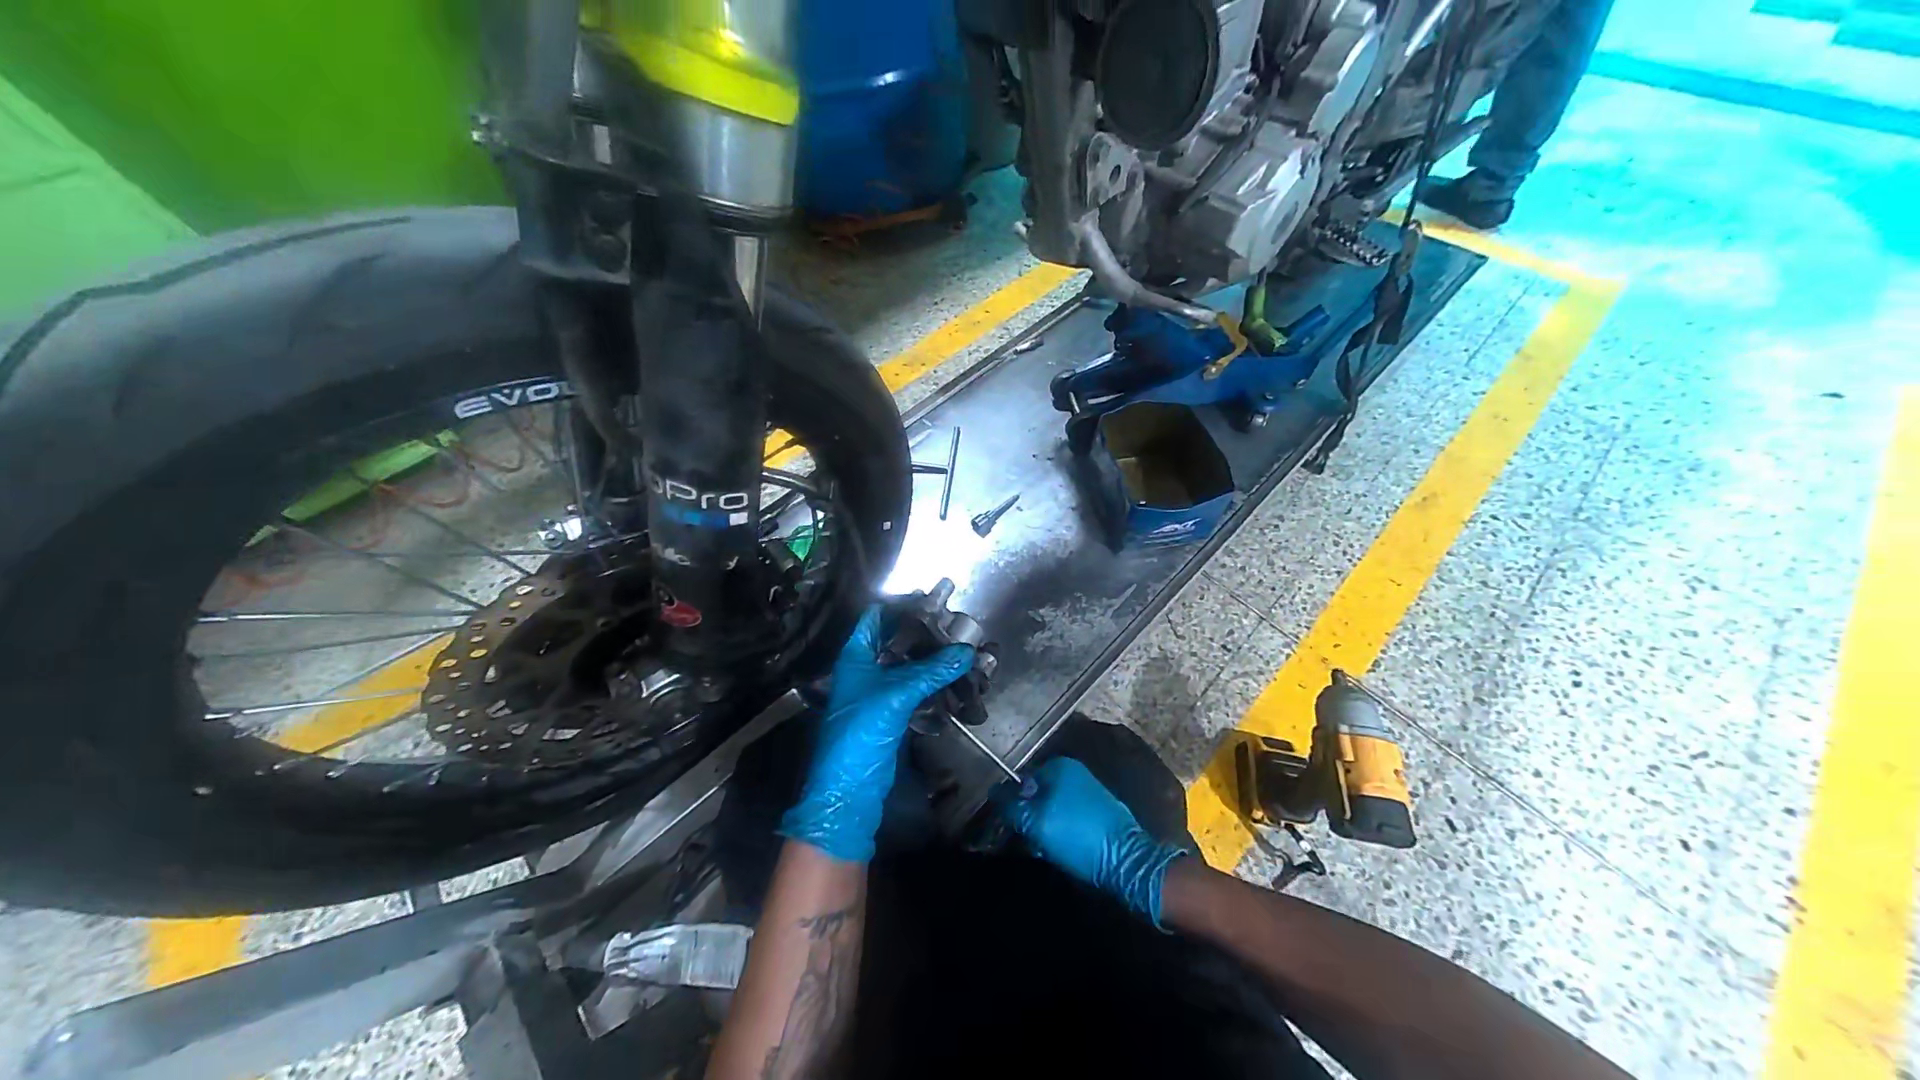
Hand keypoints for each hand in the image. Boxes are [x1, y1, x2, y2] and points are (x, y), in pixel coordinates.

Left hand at [778, 606, 973, 861]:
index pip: (876, 617)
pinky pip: (917, 691)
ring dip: (934, 662)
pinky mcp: (892, 715)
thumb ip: (931, 671)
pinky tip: (958, 682)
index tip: (933, 599)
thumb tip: (967, 652)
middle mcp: (866, 669)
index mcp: (855, 655)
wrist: (849, 787)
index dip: (901, 605)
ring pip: (910, 668)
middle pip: (897, 642)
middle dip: (926, 635)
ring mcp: (879, 693)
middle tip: (957, 626)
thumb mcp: (896, 694)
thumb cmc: (861, 731)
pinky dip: (935, 686)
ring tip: (964, 652)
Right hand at [998, 757, 1188, 926]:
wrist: (1127, 862)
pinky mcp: (1099, 811)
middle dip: (1032, 818)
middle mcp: (1075, 772)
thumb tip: (994, 792)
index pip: (1022, 782)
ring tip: (1048, 850)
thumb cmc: (1077, 837)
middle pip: (1038, 795)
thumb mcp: (1036, 823)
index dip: (1015, 806)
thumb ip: (1012, 806)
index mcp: (1060, 766)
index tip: (1018, 829)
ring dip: (1046, 829)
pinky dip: (1063, 832)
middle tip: (1033, 842)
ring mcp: (1089, 791)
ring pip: (1052, 809)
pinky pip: (1069, 817)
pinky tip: (1064, 851)